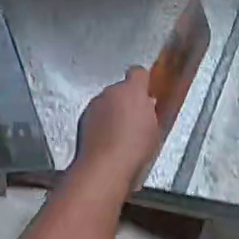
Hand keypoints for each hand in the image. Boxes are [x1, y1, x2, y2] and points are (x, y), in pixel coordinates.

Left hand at [67, 66, 160, 195]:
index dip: (143, 82)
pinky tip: (109, 141)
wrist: (105, 166)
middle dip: (127, 101)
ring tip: (123, 134)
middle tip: (137, 119)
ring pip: (107, 102)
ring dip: (113, 113)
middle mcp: (110, 93)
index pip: (138, 72)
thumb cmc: (134, 147)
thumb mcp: (155, 128)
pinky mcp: (83, 119)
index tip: (147, 93)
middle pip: (120, 89)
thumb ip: (150, 111)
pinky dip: (101, 124)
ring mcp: (94, 105)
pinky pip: (96, 116)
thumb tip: (148, 106)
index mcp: (132, 90)